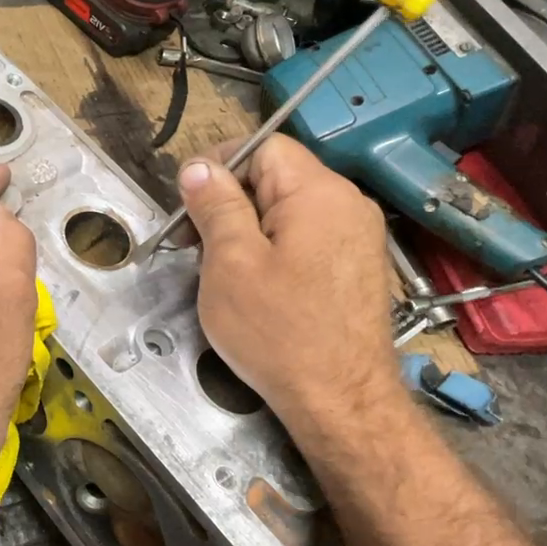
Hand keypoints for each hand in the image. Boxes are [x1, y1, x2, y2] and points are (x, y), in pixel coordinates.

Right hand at [178, 135, 396, 429]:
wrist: (340, 399)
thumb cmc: (277, 331)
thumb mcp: (229, 263)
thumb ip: (216, 206)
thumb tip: (199, 168)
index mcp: (318, 192)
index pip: (264, 146)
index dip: (219, 165)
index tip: (188, 204)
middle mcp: (347, 204)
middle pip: (277, 176)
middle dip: (230, 201)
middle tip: (195, 243)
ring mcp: (358, 237)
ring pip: (289, 209)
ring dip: (249, 228)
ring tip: (222, 268)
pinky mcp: (357, 267)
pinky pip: (307, 237)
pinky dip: (275, 248)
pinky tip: (257, 285)